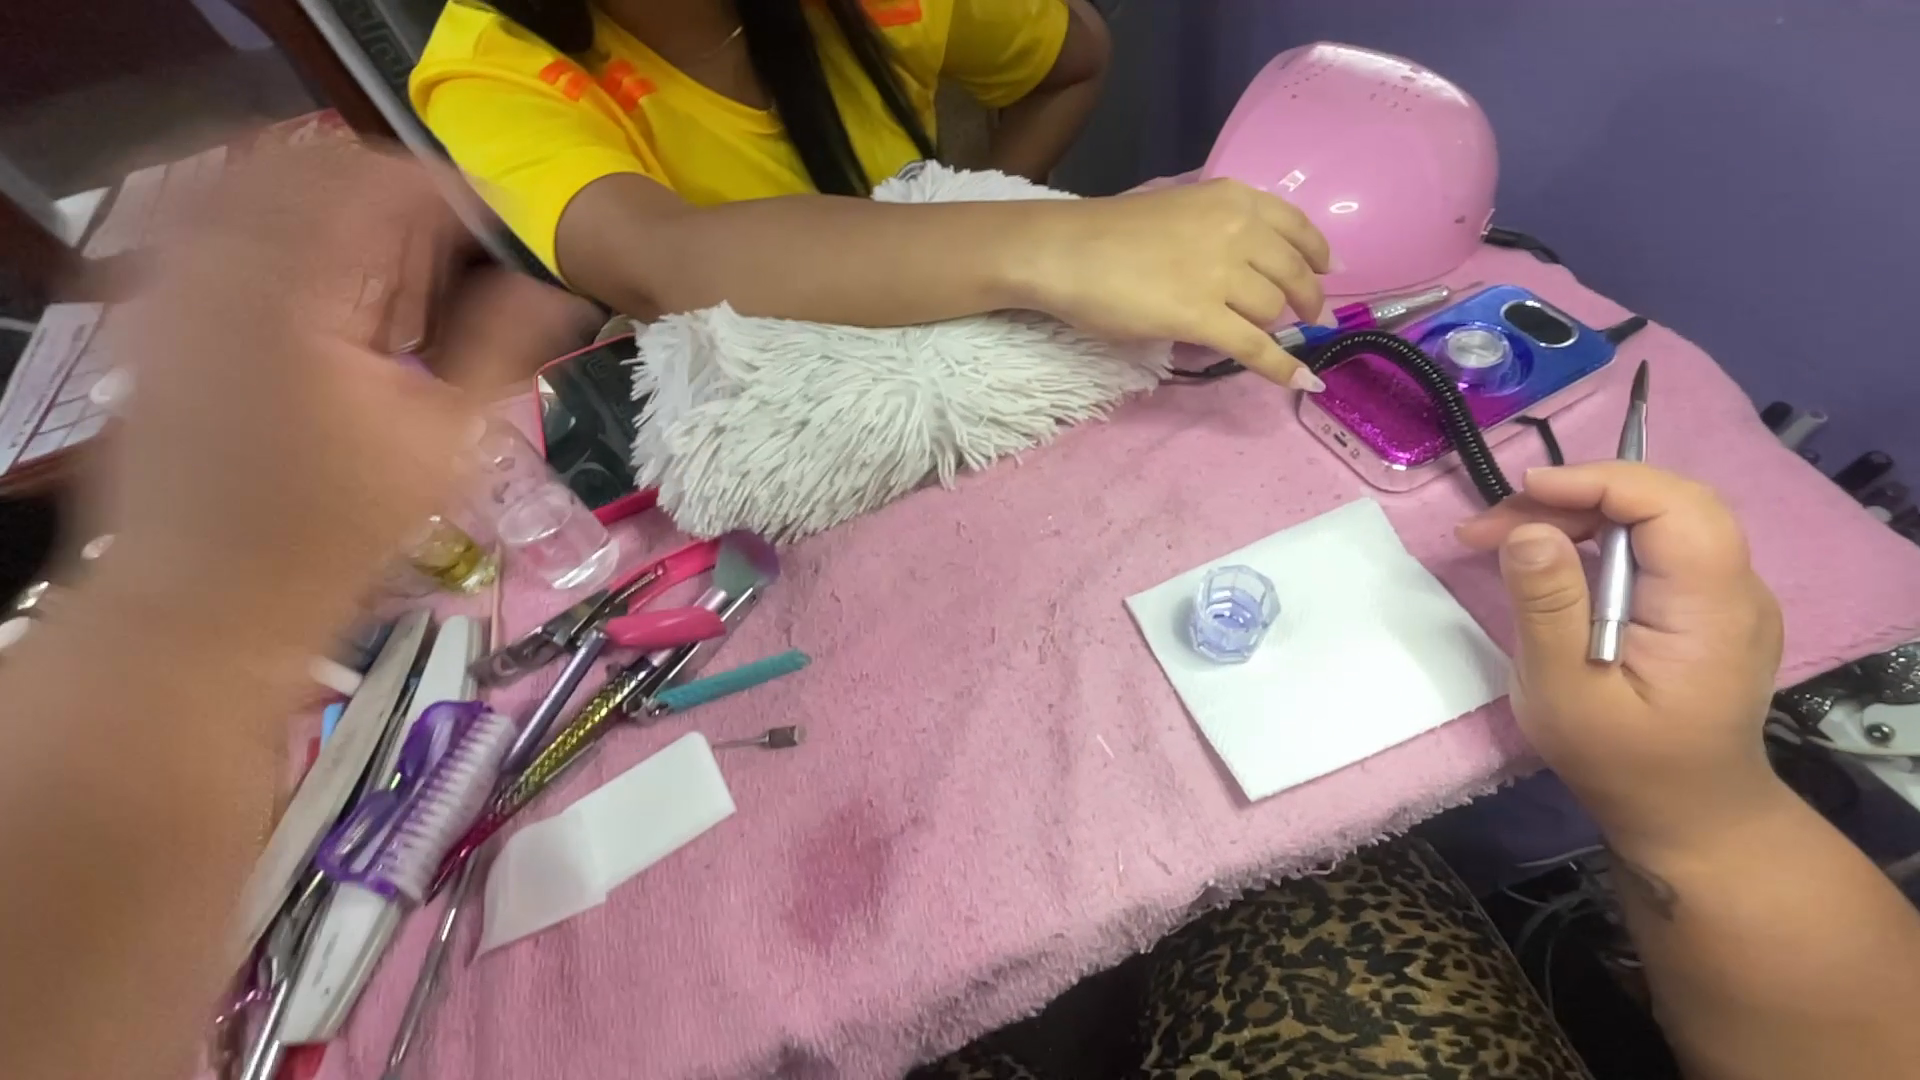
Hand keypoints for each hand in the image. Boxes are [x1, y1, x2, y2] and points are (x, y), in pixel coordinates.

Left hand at [92, 143, 585, 653]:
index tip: (512, 243)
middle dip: (406, 203)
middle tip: (466, 261)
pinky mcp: (152, 308)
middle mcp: (219, 261)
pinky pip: (221, 226)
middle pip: (321, 169)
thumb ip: (505, 344)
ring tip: (408, 277)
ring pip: (266, 189)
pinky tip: (337, 292)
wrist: (211, 592)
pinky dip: (292, 237)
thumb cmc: (345, 526)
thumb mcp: (448, 437)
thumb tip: (561, 290)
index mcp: (299, 291)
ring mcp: (170, 280)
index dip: (461, 198)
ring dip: (349, 216)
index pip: (384, 183)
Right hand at [1019, 178, 1331, 388]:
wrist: (1067, 252)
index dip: (1318, 254)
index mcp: (1232, 199)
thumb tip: (1236, 271)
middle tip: (1311, 318)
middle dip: (1307, 300)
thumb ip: (1214, 232)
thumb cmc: (1105, 235)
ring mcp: (1222, 275)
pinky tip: (1302, 379)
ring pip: (1270, 311)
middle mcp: (1237, 231)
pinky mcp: (1202, 317)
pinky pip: (1254, 347)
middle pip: (1292, 274)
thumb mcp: (1178, 213)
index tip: (1328, 270)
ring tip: (1264, 338)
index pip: (1296, 227)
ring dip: (1271, 328)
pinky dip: (1281, 367)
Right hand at [1455, 464, 1784, 849]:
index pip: (1674, 507)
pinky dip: (1586, 538)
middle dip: (1571, 496)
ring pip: (1650, 518)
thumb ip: (1546, 607)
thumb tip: (1527, 531)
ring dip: (1570, 515)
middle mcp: (1731, 589)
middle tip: (1490, 526)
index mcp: (1710, 609)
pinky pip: (1646, 545)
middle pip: (1661, 503)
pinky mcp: (1695, 603)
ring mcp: (1719, 595)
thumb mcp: (1562, 690)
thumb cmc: (1619, 759)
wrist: (1684, 810)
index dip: (1597, 483)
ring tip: (1495, 539)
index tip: (1521, 492)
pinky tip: (1539, 558)